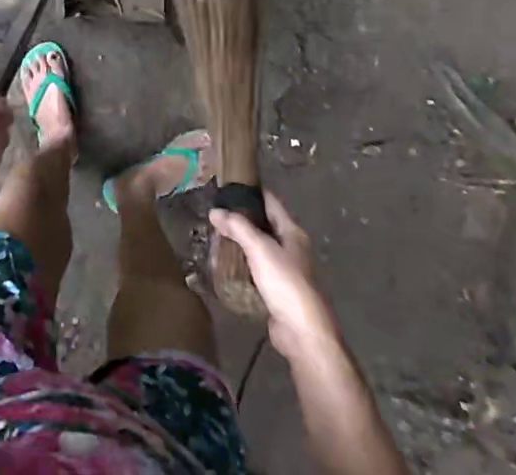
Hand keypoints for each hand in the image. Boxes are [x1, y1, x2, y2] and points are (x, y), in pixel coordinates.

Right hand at [209, 189, 339, 358]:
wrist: (302, 331)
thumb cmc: (285, 282)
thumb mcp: (259, 248)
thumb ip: (237, 227)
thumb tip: (214, 211)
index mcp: (293, 233)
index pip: (271, 202)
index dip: (251, 191)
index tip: (228, 184)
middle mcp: (291, 248)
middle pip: (264, 224)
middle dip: (241, 216)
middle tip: (215, 210)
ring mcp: (285, 269)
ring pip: (259, 246)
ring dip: (240, 239)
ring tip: (215, 232)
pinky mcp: (277, 288)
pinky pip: (256, 267)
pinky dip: (241, 261)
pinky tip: (225, 260)